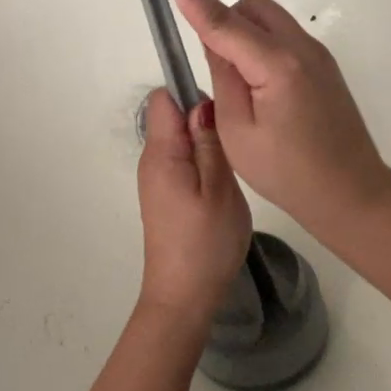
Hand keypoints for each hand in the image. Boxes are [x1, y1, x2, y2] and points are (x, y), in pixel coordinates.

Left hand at [135, 88, 252, 320]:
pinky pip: (182, 162)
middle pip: (173, 118)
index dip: (193, 93)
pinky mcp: (166, 195)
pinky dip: (202, 162)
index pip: (164, 99)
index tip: (225, 108)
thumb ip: (209, 143)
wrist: (184, 296)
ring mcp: (158, 179)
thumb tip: (201, 103)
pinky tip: (223, 180)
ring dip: (205, 142)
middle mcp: (153, 161)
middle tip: (238, 135)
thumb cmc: (205, 243)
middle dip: (203, 118)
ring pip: (180, 140)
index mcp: (161, 153)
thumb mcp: (218, 189)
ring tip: (236, 157)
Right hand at [161, 0, 390, 217]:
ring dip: (242, 36)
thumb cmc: (289, 173)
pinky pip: (282, 37)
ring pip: (266, 19)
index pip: (222, 21)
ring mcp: (316, 54)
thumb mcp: (237, 132)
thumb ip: (223, 78)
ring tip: (242, 91)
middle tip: (218, 75)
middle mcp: (301, 47)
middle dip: (223, 24)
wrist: (353, 195)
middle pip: (248, 8)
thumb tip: (216, 42)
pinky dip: (261, 49)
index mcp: (277, 65)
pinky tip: (263, 94)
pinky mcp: (323, 65)